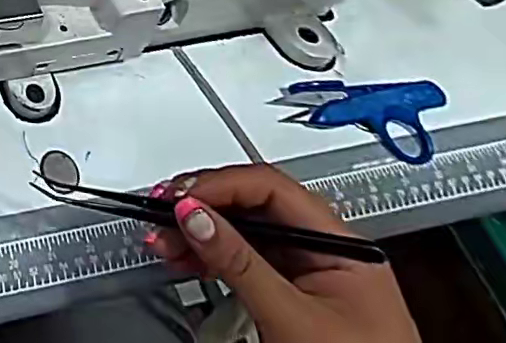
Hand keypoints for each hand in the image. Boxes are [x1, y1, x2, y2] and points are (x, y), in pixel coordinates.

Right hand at [149, 164, 418, 342]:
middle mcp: (325, 251)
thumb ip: (240, 264)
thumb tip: (195, 214)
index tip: (181, 198)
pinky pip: (244, 261)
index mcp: (342, 245)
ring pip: (243, 232)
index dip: (221, 185)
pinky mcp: (291, 297)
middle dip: (203, 206)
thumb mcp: (293, 320)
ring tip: (164, 238)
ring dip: (199, 232)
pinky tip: (185, 257)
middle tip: (163, 210)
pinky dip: (211, 257)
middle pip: (252, 205)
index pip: (270, 187)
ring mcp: (307, 274)